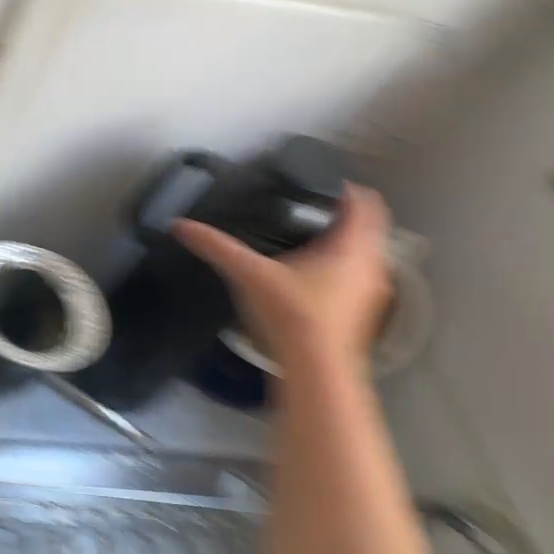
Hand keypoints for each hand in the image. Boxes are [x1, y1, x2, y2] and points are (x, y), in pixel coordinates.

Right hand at [173, 184, 392, 371]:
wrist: (316, 369)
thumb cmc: (292, 313)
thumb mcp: (250, 274)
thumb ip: (217, 247)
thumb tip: (181, 225)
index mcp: (352, 246)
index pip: (364, 204)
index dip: (345, 190)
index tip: (321, 184)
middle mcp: (371, 265)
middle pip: (368, 228)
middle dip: (343, 217)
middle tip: (310, 209)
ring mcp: (371, 292)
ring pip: (364, 255)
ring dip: (345, 245)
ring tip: (309, 240)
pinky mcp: (363, 314)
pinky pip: (357, 278)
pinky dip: (341, 269)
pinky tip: (312, 278)